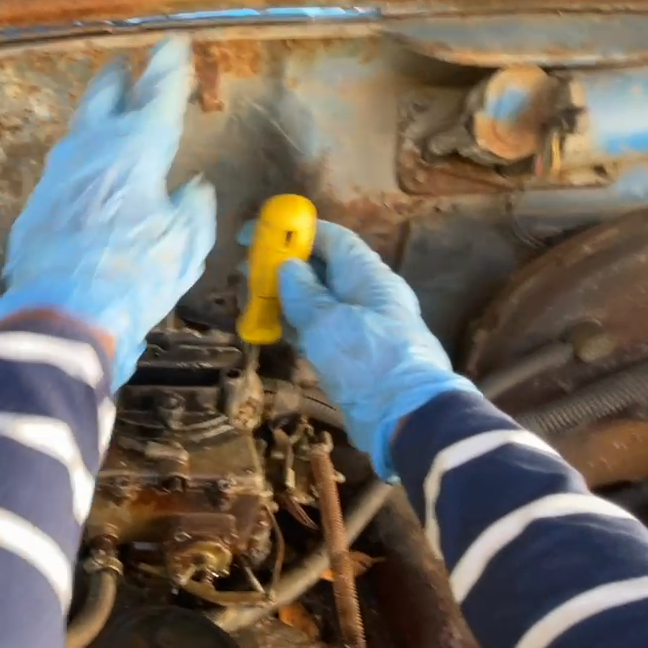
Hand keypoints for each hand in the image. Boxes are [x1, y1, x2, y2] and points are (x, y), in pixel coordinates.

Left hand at [0, 36, 215, 388]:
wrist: (60, 317)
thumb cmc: (134, 277)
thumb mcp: (186, 245)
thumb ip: (193, 207)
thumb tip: (192, 188)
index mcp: (135, 149)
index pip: (157, 94)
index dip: (168, 69)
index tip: (172, 46)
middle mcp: (89, 152)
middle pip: (102, 99)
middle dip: (117, 81)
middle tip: (124, 71)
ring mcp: (54, 179)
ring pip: (76, 136)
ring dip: (92, 124)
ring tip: (103, 120)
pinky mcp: (32, 210)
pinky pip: (60, 177)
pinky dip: (76, 169)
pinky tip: (80, 180)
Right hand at [272, 220, 474, 477]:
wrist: (403, 417)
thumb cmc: (369, 361)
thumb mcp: (330, 323)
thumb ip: (304, 294)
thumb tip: (286, 268)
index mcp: (368, 277)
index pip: (332, 238)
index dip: (295, 231)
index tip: (258, 231)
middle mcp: (364, 296)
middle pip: (320, 268)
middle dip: (283, 264)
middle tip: (245, 269)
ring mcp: (357, 326)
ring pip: (314, 300)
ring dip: (283, 296)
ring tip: (249, 297)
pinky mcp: (347, 354)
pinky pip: (315, 328)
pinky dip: (291, 323)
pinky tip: (268, 326)